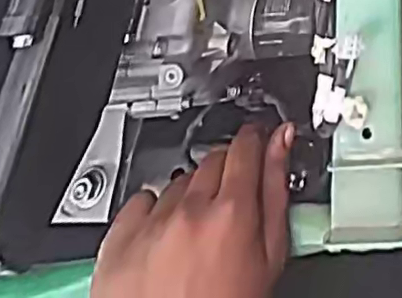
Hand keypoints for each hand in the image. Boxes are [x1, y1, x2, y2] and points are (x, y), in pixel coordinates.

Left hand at [90, 123, 293, 297]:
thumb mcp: (269, 260)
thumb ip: (276, 190)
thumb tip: (281, 142)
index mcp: (232, 212)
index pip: (246, 145)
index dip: (255, 142)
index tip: (256, 146)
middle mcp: (190, 209)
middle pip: (214, 159)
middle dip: (225, 174)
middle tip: (228, 209)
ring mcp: (152, 224)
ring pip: (180, 181)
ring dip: (190, 197)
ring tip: (194, 236)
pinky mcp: (119, 241)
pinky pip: (141, 201)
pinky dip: (153, 213)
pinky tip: (162, 240)